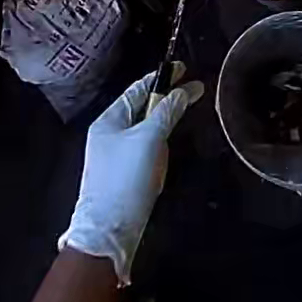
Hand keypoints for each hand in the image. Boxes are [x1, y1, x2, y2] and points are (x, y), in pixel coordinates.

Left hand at [59, 64, 204, 283]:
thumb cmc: (127, 178)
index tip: (185, 68)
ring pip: (144, 129)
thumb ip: (167, 110)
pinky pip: (145, 148)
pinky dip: (159, 142)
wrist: (108, 233)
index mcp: (109, 120)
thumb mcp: (150, 138)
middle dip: (166, 99)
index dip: (162, 77)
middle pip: (141, 108)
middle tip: (193, 91)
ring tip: (185, 113)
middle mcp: (108, 135)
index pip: (138, 89)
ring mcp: (114, 156)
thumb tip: (184, 90)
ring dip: (164, 121)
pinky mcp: (123, 175)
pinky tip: (170, 146)